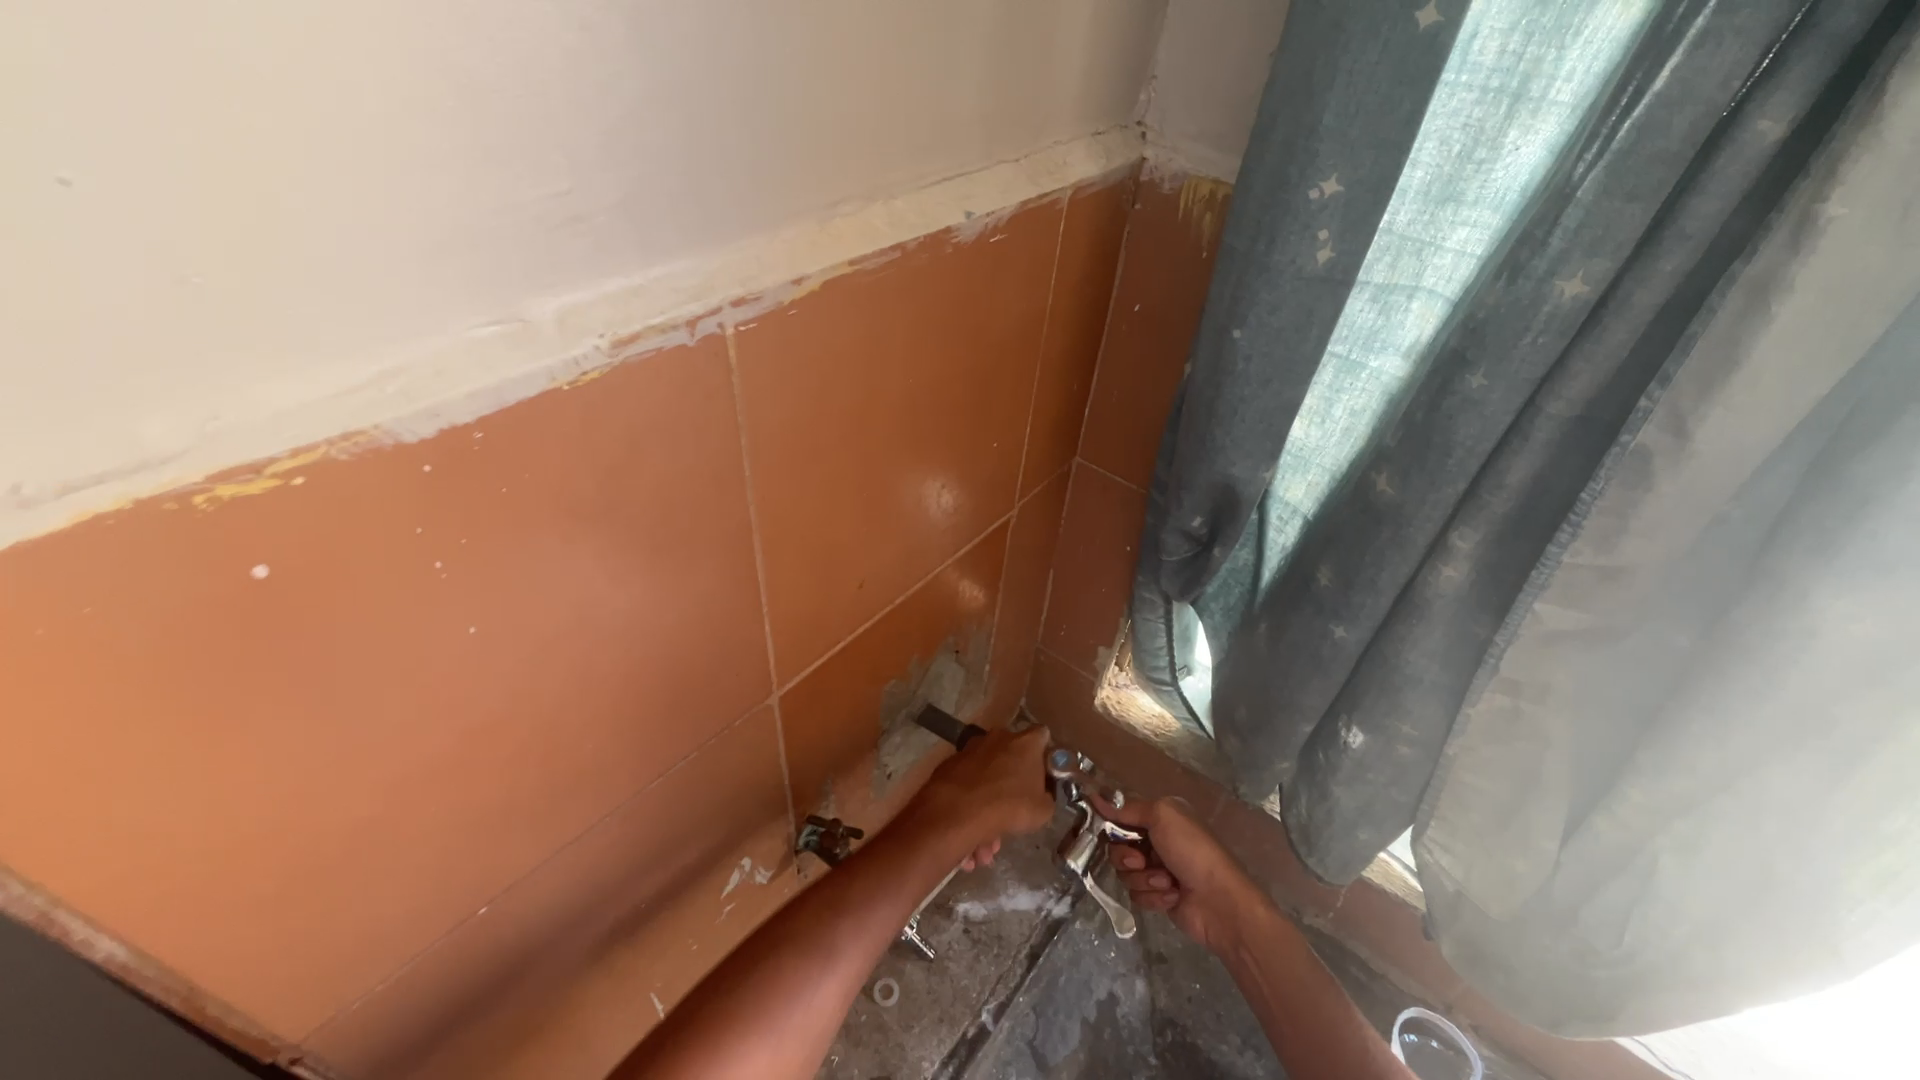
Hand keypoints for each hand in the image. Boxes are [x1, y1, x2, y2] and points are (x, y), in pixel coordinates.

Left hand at [911, 726, 1055, 858]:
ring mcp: (971, 748)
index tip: (1043, 773)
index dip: (1044, 754)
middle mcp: (998, 737)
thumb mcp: (1042, 811)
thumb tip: (1040, 796)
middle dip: (1011, 784)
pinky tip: (970, 834)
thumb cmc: (1010, 806)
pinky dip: (970, 804)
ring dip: (988, 804)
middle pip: (1011, 757)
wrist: (957, 812)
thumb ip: (1045, 798)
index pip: (1042, 736)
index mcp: (1026, 742)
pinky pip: (967, 785)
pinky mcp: (950, 763)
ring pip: (986, 777)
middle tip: (1013, 813)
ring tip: (987, 842)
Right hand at [1089, 792, 1272, 956]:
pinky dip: (1152, 896)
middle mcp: (1158, 840)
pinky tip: (1172, 896)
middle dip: (1126, 857)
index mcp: (1162, 817)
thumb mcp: (1162, 815)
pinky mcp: (1158, 896)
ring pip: (1125, 873)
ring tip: (1166, 882)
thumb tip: (1095, 796)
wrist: (1218, 900)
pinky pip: (1136, 894)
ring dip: (1144, 878)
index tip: (1108, 830)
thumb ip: (1128, 808)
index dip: (1113, 824)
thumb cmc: (1192, 851)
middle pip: (1118, 847)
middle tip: (1141, 861)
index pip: (1123, 816)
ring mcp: (1158, 869)